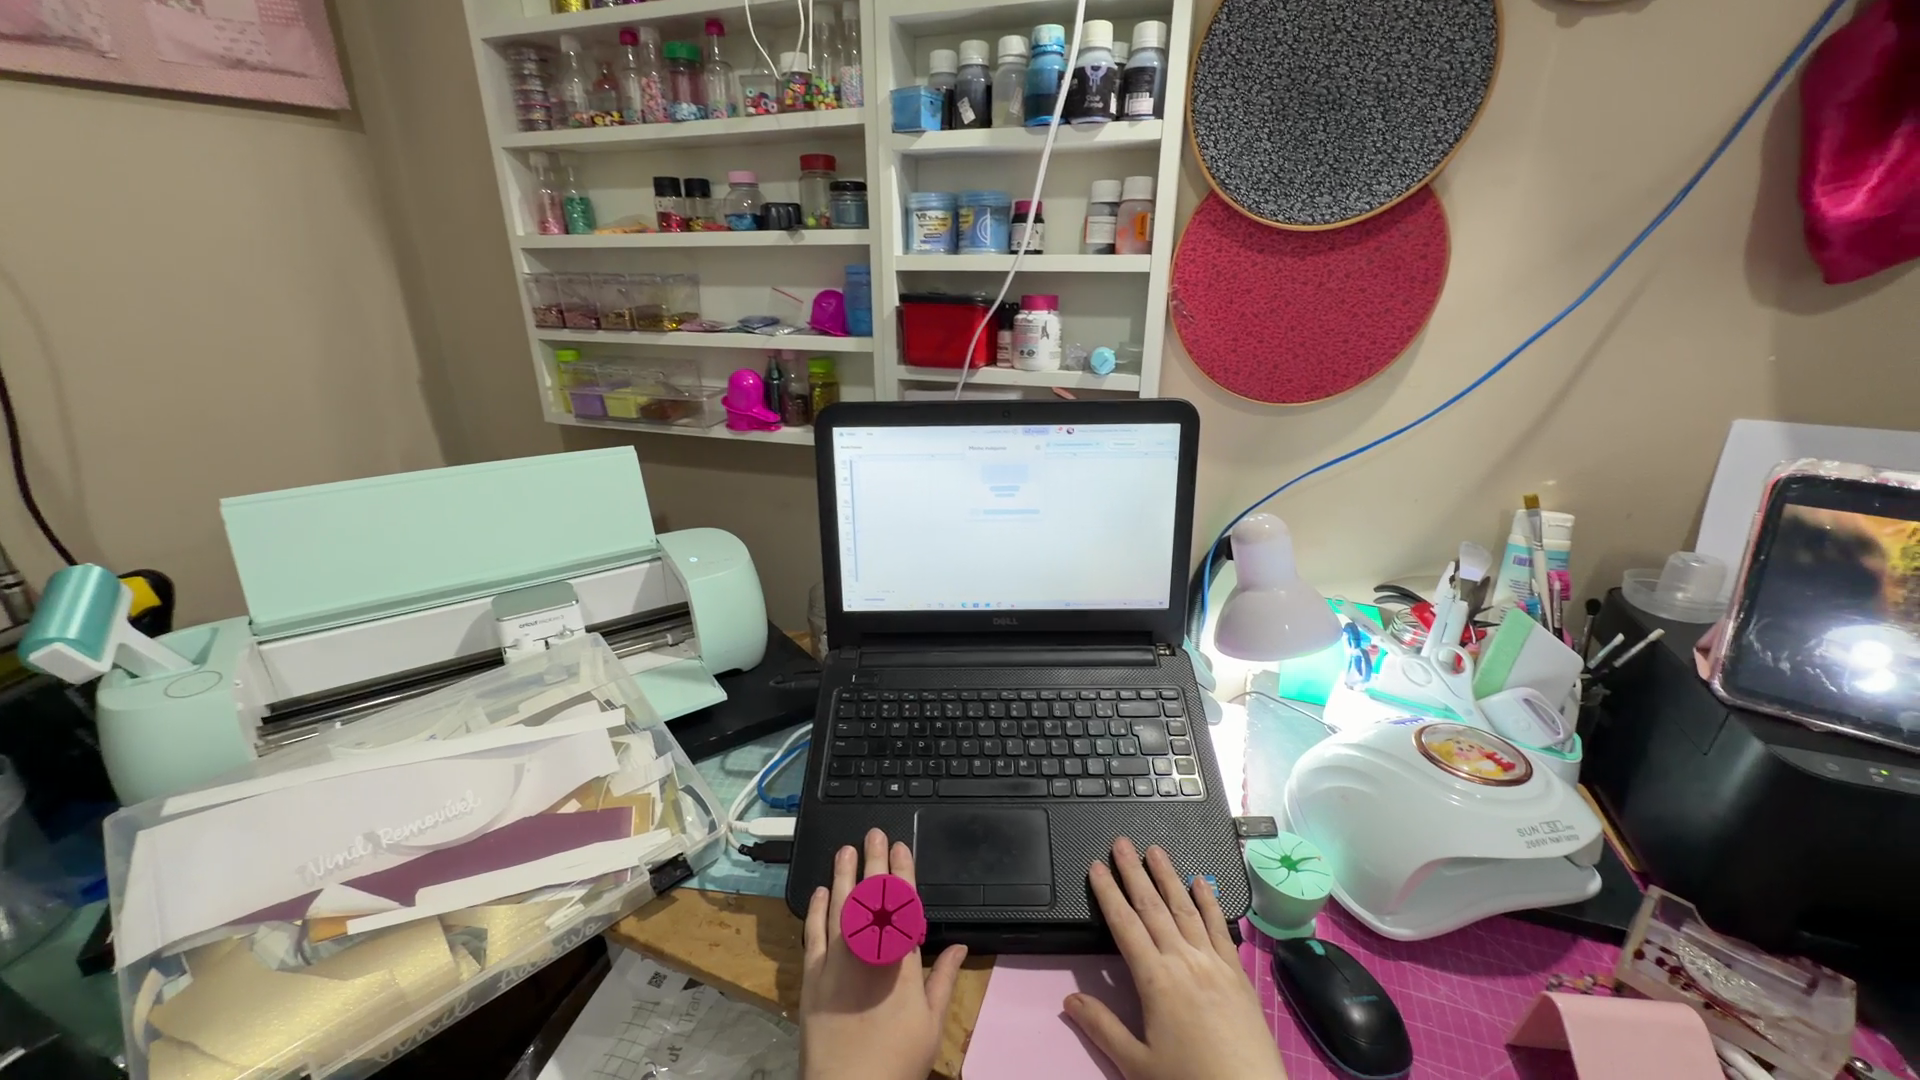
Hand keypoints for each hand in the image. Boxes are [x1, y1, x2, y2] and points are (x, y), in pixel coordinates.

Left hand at [800, 828, 969, 1079]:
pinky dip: (817, 910)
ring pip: (840, 906)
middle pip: (870, 895)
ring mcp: (835, 960)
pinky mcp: (811, 975)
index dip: (902, 872)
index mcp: (900, 959)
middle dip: (873, 861)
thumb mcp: (931, 1022)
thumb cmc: (897, 1058)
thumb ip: (943, 979)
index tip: (901, 847)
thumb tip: (961, 946)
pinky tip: (820, 891)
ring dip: (843, 875)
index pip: (902, 904)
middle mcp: (866, 950)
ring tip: (846, 850)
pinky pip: (813, 933)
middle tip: (874, 833)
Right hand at [1065, 836, 1286, 1079]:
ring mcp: (1214, 963)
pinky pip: (1220, 928)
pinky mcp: (1238, 973)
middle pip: (1153, 907)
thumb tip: (1069, 999)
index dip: (1108, 893)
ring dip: (1168, 876)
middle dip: (1134, 872)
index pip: (1124, 925)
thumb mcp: (1137, 1064)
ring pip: (1186, 909)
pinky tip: (1202, 882)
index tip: (1096, 867)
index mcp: (1156, 980)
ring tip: (1155, 850)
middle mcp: (1184, 961)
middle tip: (1121, 843)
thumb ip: (1103, 1027)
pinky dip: (1210, 902)